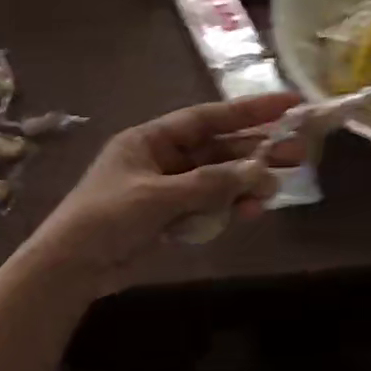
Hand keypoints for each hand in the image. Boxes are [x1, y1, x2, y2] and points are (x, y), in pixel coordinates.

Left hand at [25, 93, 315, 289]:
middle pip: (215, 150)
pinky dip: (225, 209)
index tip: (289, 105)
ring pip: (214, 182)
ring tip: (274, 191)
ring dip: (243, 185)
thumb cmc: (106, 218)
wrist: (73, 265)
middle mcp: (159, 161)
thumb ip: (209, 183)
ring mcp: (164, 192)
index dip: (248, 111)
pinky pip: (205, 208)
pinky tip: (249, 212)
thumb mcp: (157, 195)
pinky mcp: (167, 221)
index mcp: (149, 140)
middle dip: (254, 153)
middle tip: (297, 155)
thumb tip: (260, 171)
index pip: (205, 118)